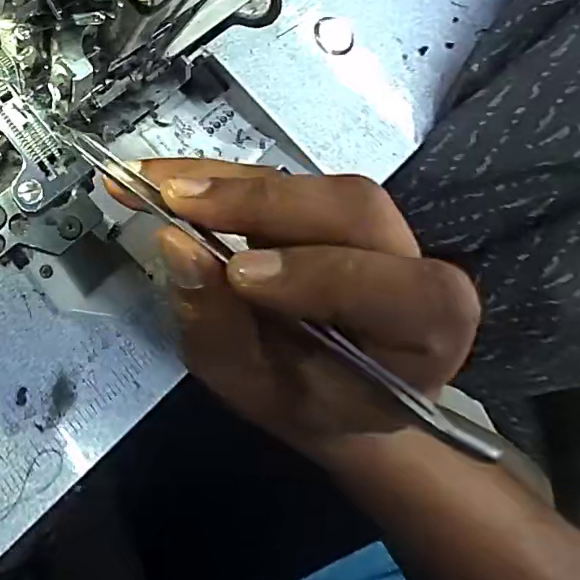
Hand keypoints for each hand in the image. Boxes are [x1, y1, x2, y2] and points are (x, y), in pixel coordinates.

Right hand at [119, 159, 479, 457]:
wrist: (330, 387)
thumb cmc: (302, 401)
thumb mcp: (253, 388)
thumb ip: (219, 326)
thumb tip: (176, 243)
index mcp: (424, 335)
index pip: (406, 292)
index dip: (324, 274)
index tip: (238, 273)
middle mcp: (413, 266)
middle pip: (356, 211)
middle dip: (263, 204)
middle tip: (178, 203)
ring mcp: (376, 227)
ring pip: (315, 185)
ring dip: (232, 183)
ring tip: (155, 186)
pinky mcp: (331, 203)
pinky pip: (283, 180)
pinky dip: (220, 178)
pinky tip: (165, 179)